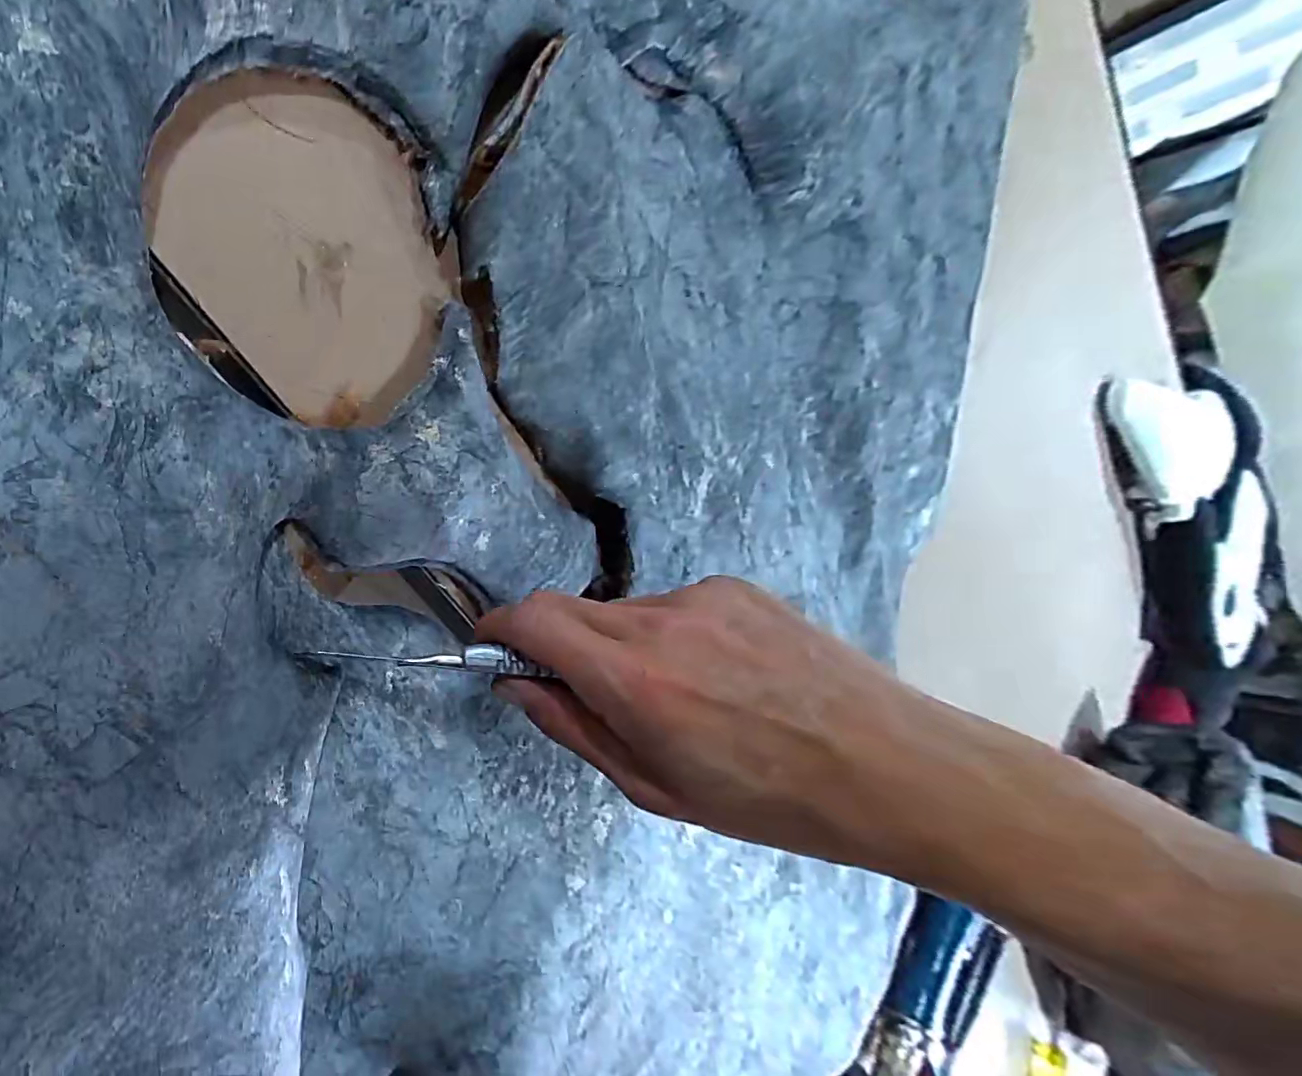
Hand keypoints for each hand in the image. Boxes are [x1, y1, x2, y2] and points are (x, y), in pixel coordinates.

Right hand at [477, 578, 978, 870]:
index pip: (532, 618)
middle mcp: (658, 622)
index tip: (491, 645)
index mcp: (633, 679)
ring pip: (618, 611)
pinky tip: (714, 672)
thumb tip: (513, 682)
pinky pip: (668, 606)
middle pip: (565, 607)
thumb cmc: (765, 800)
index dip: (497, 625)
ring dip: (615, 644)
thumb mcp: (651, 786)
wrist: (896, 770)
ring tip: (672, 692)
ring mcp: (700, 596)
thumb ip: (569, 725)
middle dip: (552, 642)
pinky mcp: (733, 586)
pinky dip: (663, 634)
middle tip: (582, 689)